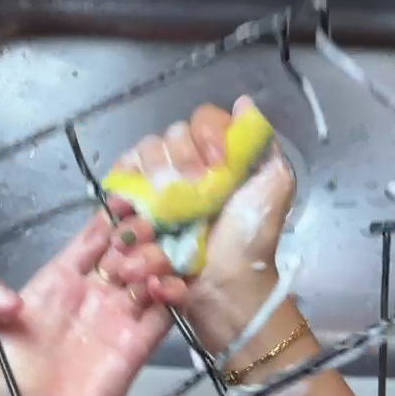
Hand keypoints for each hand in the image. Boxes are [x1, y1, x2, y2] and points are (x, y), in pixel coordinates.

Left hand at [0, 204, 174, 395]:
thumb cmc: (0, 385)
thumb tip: (10, 296)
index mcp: (58, 281)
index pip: (92, 236)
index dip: (110, 215)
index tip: (126, 200)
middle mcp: (93, 292)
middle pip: (129, 246)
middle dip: (137, 235)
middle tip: (132, 244)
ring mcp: (119, 316)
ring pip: (151, 271)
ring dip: (155, 260)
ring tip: (140, 273)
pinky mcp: (138, 344)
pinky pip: (165, 310)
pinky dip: (173, 292)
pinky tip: (162, 291)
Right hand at [109, 97, 297, 353]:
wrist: (225, 292)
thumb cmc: (251, 244)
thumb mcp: (273, 190)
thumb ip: (261, 146)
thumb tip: (244, 103)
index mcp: (218, 157)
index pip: (200, 121)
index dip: (206, 138)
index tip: (218, 166)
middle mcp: (186, 167)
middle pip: (166, 137)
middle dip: (180, 164)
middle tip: (194, 196)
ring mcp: (159, 188)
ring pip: (141, 158)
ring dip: (155, 182)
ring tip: (165, 215)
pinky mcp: (137, 211)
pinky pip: (121, 185)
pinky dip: (126, 195)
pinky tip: (137, 213)